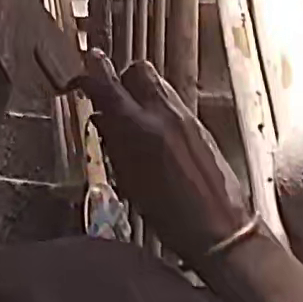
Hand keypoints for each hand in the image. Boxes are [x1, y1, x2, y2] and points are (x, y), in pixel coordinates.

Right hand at [72, 50, 254, 263]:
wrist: (223, 232)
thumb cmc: (171, 216)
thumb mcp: (129, 179)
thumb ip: (113, 142)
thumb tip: (101, 118)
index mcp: (139, 128)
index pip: (106, 85)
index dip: (88, 76)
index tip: (79, 80)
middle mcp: (163, 114)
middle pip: (137, 69)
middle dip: (121, 77)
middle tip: (111, 96)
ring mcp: (185, 117)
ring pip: (157, 83)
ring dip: (140, 91)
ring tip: (132, 116)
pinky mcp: (200, 125)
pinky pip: (172, 100)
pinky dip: (157, 107)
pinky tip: (153, 131)